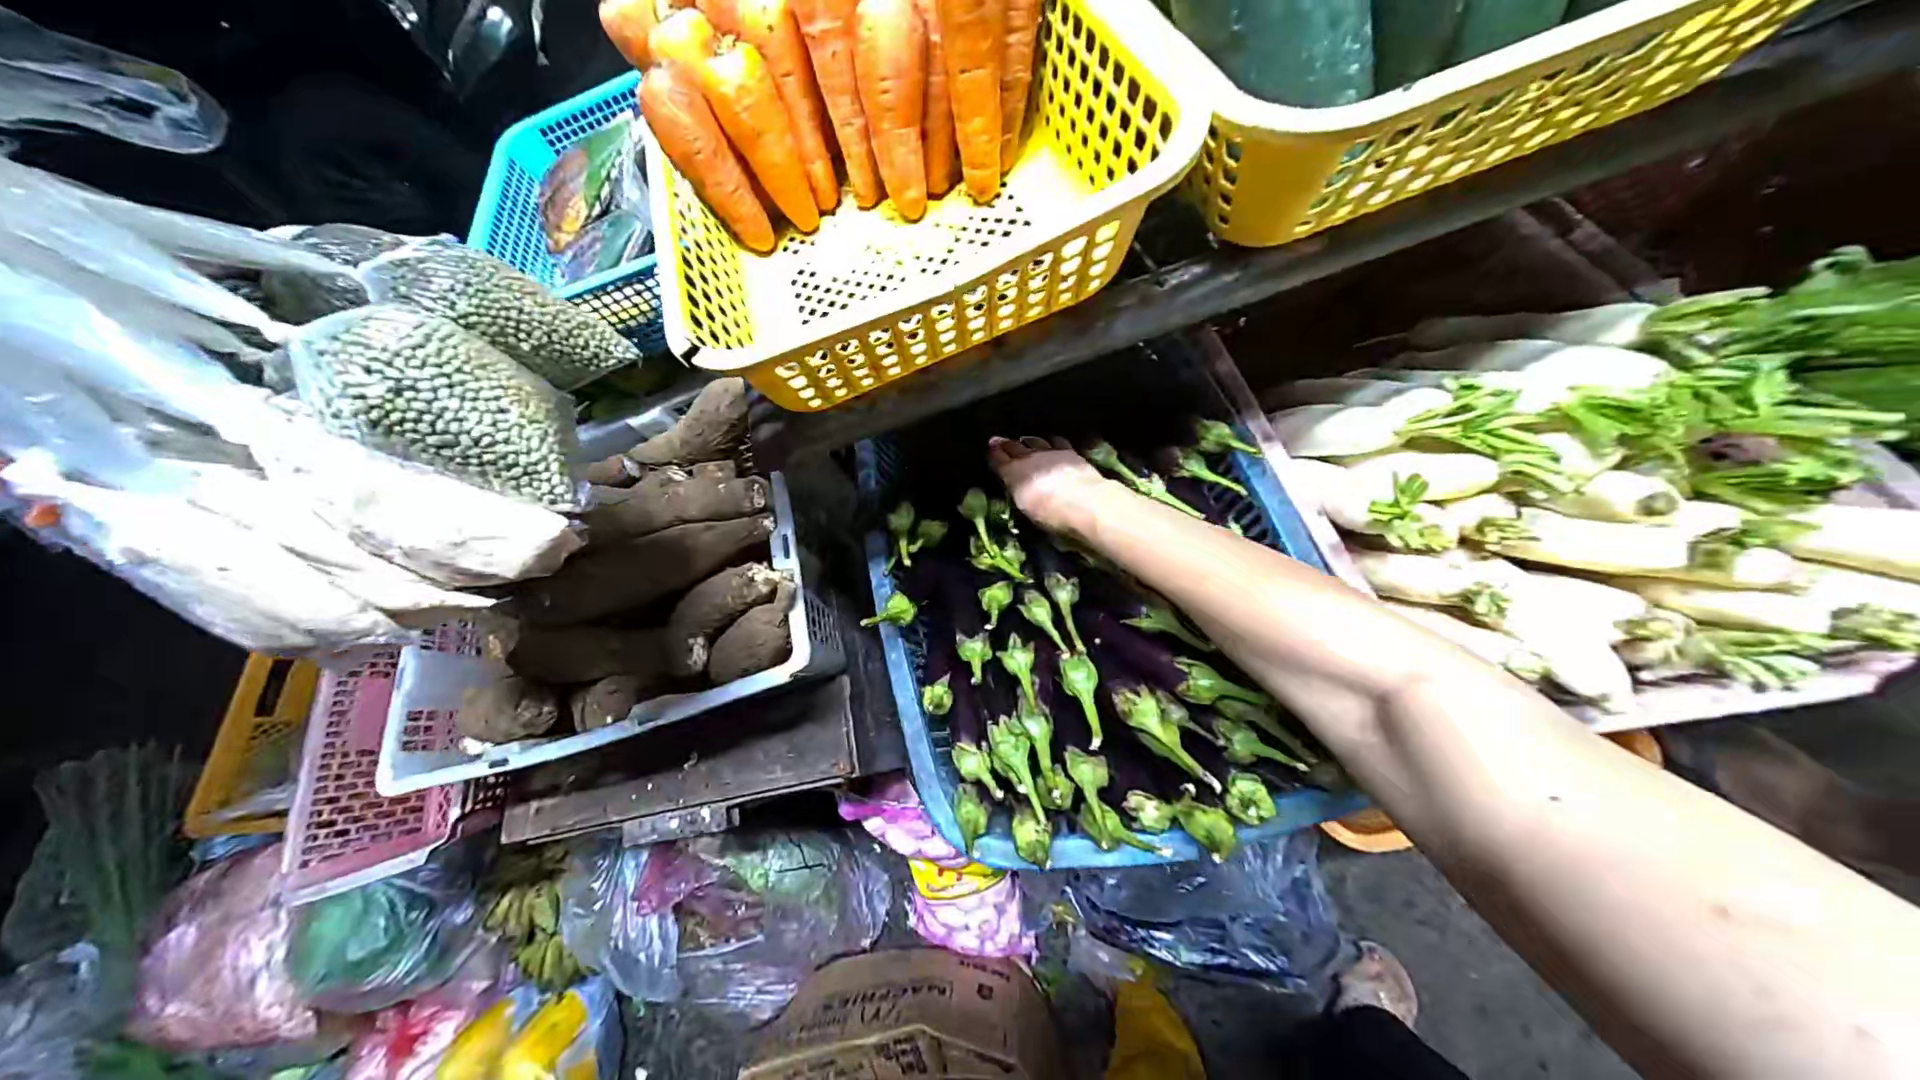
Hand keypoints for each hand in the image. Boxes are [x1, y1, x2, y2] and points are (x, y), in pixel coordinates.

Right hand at [987, 436, 1110, 534]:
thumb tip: (1017, 487)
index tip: (990, 449)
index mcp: (1013, 473)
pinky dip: (1052, 441)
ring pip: (1035, 441)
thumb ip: (1018, 493)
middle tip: (1000, 440)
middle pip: (1014, 447)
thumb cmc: (1050, 515)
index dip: (993, 454)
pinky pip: (1057, 441)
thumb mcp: (1025, 509)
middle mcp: (1029, 458)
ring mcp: (1050, 453)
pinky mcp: (1070, 453)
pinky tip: (1052, 442)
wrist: (1084, 504)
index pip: (998, 460)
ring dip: (1028, 441)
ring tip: (1025, 440)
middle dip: (1006, 444)